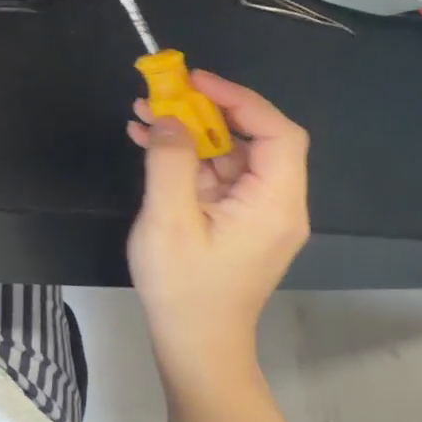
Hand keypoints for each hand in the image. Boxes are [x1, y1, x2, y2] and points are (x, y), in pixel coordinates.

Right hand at [125, 70, 310, 384]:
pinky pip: (216, 175)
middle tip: (160, 90)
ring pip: (231, 154)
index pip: (278, 134)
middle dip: (207, 109)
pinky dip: (185, 154)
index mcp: (274, 203)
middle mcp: (276, 204)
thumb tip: (169, 117)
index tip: (192, 80)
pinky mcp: (235, 221)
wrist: (195, 340)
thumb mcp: (168, 219)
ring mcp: (256, 213)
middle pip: (256, 139)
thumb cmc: (184, 283)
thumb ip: (170, 162)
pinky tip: (147, 141)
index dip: (239, 99)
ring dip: (189, 130)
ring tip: (142, 111)